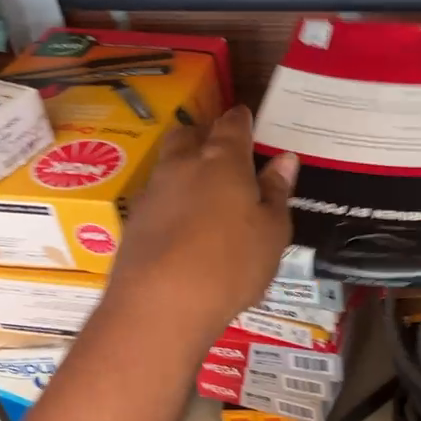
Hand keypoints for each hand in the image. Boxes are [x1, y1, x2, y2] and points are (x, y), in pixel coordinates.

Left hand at [107, 105, 297, 341]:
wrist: (162, 303)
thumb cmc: (232, 263)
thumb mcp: (272, 231)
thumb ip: (276, 192)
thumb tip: (285, 159)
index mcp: (223, 161)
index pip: (232, 125)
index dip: (241, 119)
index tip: (246, 117)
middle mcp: (184, 165)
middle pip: (190, 134)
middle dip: (205, 134)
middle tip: (221, 147)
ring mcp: (154, 191)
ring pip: (169, 163)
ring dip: (185, 165)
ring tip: (203, 186)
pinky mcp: (135, 220)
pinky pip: (158, 196)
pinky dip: (173, 198)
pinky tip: (183, 221)